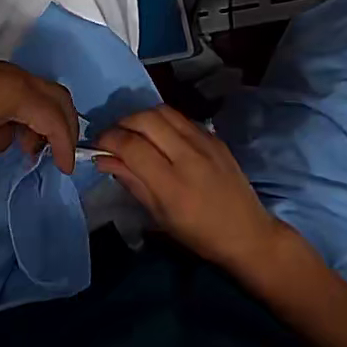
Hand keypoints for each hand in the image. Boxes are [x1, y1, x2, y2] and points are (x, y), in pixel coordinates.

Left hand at [0, 56, 79, 172]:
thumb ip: (3, 141)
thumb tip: (9, 133)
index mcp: (17, 91)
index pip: (56, 118)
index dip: (65, 145)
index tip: (65, 169)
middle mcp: (15, 75)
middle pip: (56, 96)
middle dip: (65, 126)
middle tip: (60, 154)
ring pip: (38, 91)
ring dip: (44, 117)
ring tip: (32, 149)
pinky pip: (20, 89)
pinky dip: (27, 109)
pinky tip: (12, 131)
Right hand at [93, 106, 289, 271]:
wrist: (248, 233)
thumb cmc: (199, 234)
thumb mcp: (159, 215)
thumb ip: (131, 181)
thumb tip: (103, 159)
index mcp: (172, 184)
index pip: (131, 146)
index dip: (108, 140)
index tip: (98, 145)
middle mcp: (189, 156)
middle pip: (146, 119)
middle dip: (122, 123)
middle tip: (114, 137)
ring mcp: (205, 142)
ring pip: (163, 111)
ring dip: (142, 117)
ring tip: (134, 133)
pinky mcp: (215, 137)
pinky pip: (181, 118)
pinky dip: (163, 121)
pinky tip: (159, 136)